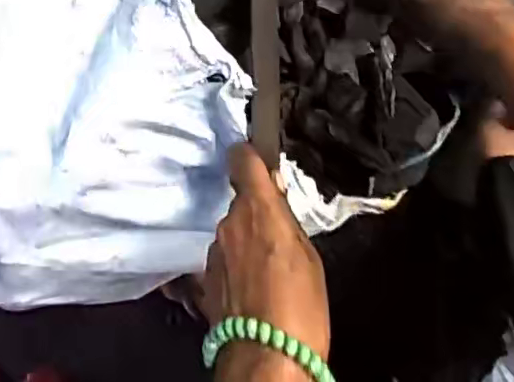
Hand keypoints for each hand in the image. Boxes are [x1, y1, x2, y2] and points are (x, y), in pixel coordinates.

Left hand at [203, 144, 328, 377]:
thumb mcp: (309, 258)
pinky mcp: (204, 276)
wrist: (266, 357)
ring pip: (231, 233)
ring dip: (244, 244)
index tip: (258, 163)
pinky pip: (223, 260)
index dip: (249, 157)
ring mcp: (213, 248)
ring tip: (266, 275)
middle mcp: (229, 220)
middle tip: (276, 242)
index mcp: (257, 207)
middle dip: (255, 216)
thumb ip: (287, 222)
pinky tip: (250, 291)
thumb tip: (274, 198)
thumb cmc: (301, 307)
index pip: (242, 158)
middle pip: (240, 203)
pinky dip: (235, 268)